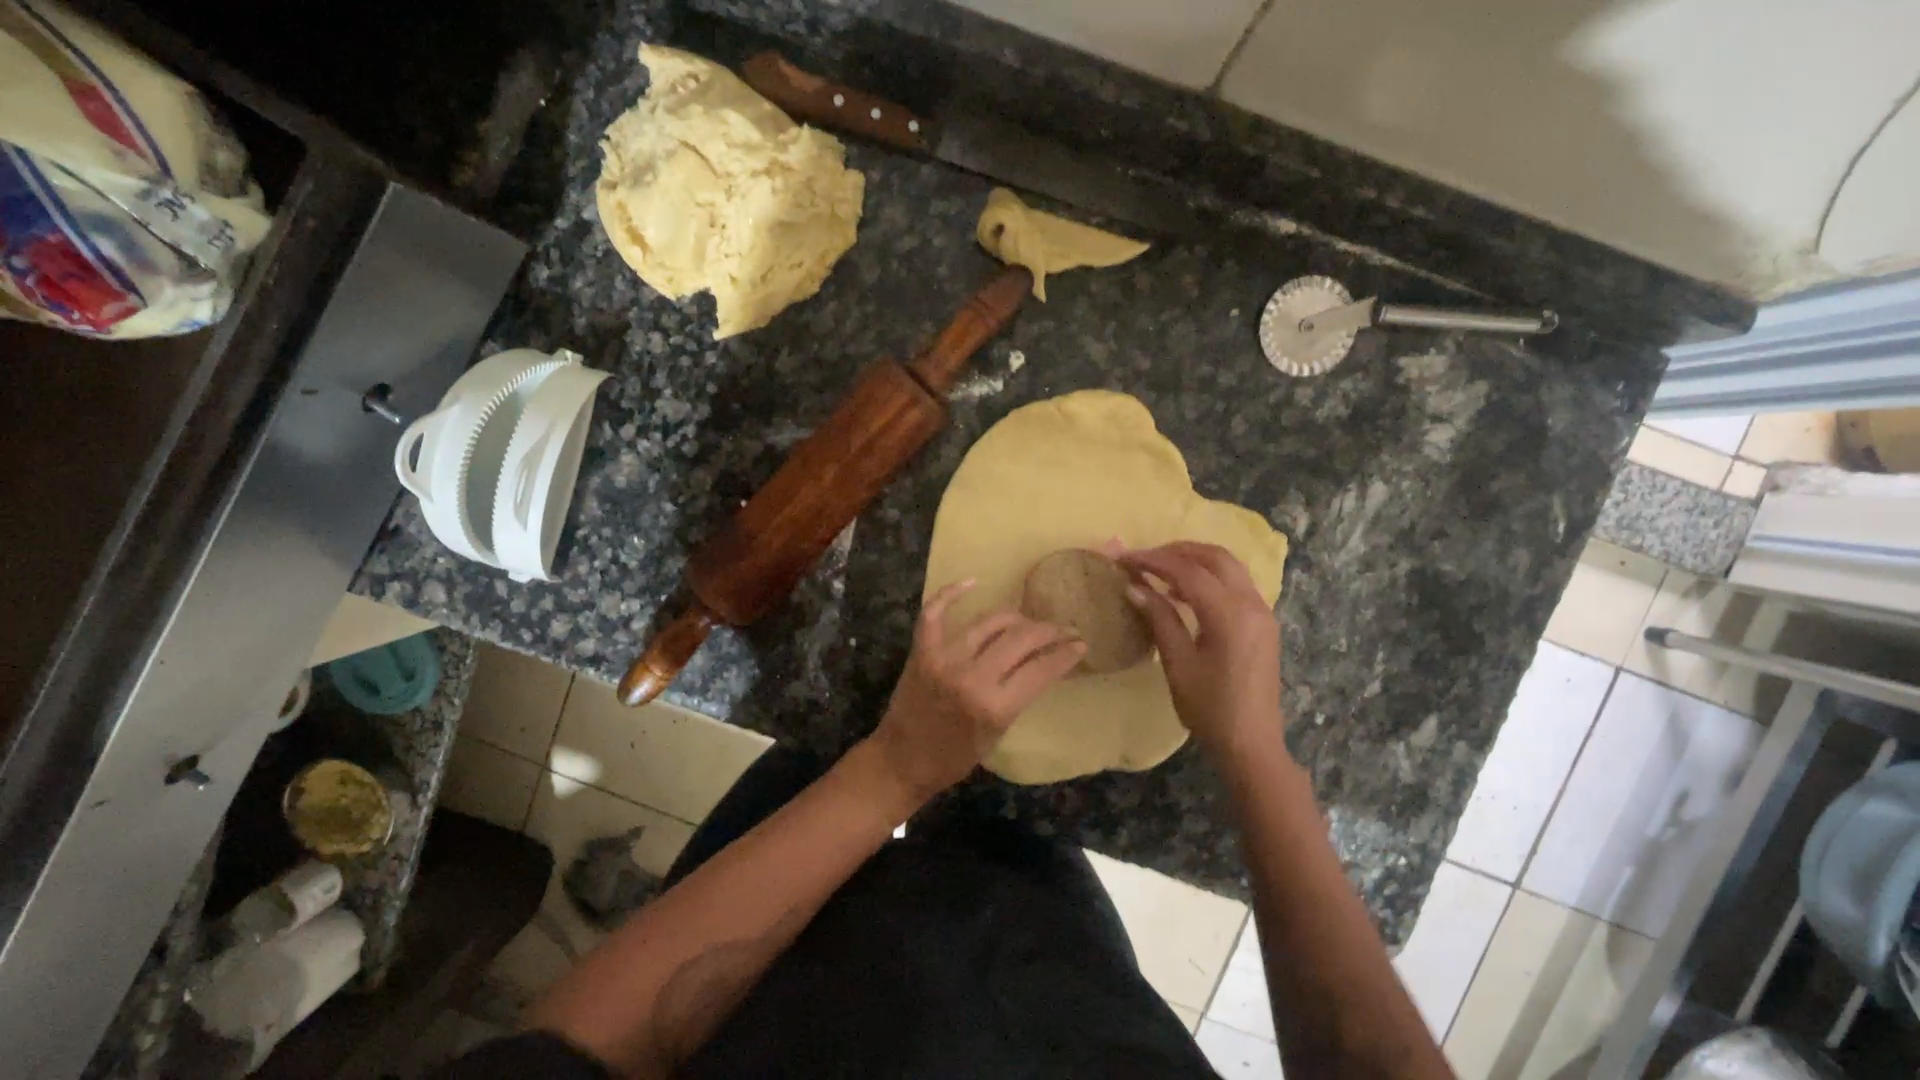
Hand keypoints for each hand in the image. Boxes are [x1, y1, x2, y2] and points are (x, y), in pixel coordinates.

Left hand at [865, 580, 1086, 804]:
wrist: (902, 760)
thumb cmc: (955, 757)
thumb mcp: (998, 734)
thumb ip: (1018, 696)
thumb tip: (1042, 665)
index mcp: (995, 706)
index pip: (1041, 669)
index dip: (1065, 654)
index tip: (1080, 644)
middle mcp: (972, 677)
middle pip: (1020, 638)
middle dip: (1048, 631)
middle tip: (1062, 629)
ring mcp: (944, 659)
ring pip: (989, 622)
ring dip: (1014, 617)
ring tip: (1028, 620)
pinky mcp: (922, 651)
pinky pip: (935, 613)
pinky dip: (952, 593)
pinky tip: (973, 582)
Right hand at [1119, 542, 1284, 756]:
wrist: (1251, 743)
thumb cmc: (1210, 709)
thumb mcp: (1178, 664)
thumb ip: (1159, 619)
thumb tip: (1134, 586)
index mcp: (1231, 615)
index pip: (1189, 572)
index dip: (1154, 560)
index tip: (1125, 559)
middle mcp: (1252, 604)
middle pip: (1215, 557)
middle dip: (1177, 551)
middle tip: (1143, 558)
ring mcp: (1262, 612)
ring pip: (1229, 566)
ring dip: (1195, 560)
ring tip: (1160, 569)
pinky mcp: (1263, 622)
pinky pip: (1236, 583)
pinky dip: (1209, 576)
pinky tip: (1184, 590)